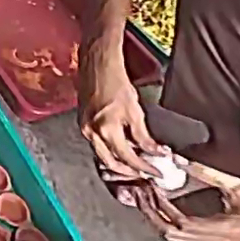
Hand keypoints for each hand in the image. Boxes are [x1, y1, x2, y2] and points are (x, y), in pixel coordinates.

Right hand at [76, 49, 165, 180]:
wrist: (97, 66)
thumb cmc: (116, 82)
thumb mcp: (135, 110)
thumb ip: (143, 135)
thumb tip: (157, 152)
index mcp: (105, 129)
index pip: (127, 157)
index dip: (144, 167)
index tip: (158, 172)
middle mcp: (91, 131)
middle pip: (109, 162)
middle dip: (128, 171)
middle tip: (146, 174)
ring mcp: (84, 127)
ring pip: (100, 154)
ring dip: (118, 162)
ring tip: (135, 165)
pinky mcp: (82, 121)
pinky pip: (95, 143)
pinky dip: (108, 150)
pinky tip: (119, 148)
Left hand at [127, 162, 239, 240]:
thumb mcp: (236, 187)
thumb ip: (207, 173)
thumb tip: (178, 159)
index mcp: (217, 228)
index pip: (177, 221)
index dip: (159, 205)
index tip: (148, 188)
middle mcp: (211, 239)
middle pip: (168, 232)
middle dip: (149, 212)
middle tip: (138, 192)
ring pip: (172, 235)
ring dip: (155, 217)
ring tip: (145, 197)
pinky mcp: (211, 240)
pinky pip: (180, 234)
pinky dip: (165, 220)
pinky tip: (160, 205)